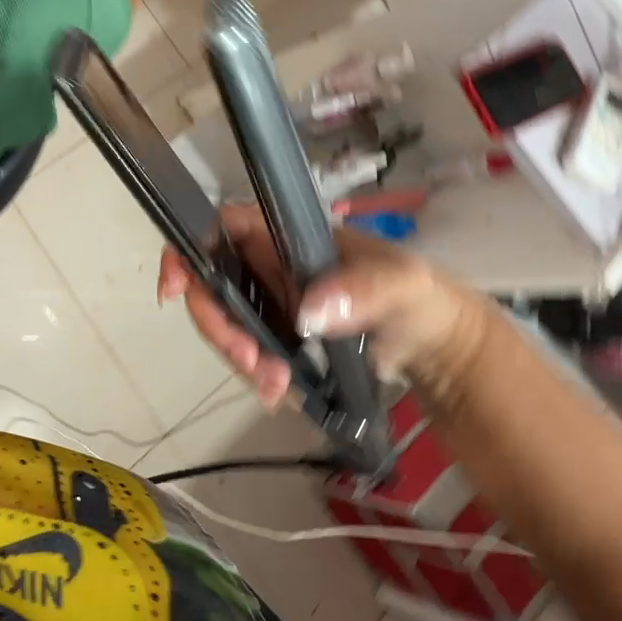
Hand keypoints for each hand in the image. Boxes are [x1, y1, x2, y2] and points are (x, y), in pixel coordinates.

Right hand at [158, 205, 491, 408]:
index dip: (186, 251)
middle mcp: (265, 263)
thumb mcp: (402, 284)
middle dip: (218, 325)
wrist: (445, 352)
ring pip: (223, 322)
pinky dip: (254, 373)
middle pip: (208, 283)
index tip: (176, 290)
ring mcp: (268, 300)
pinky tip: (280, 391)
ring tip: (276, 387)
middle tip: (248, 360)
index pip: (216, 229)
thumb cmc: (422, 300)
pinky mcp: (276, 336)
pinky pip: (244, 351)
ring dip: (236, 355)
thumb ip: (359, 289)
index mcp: (282, 235)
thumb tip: (306, 311)